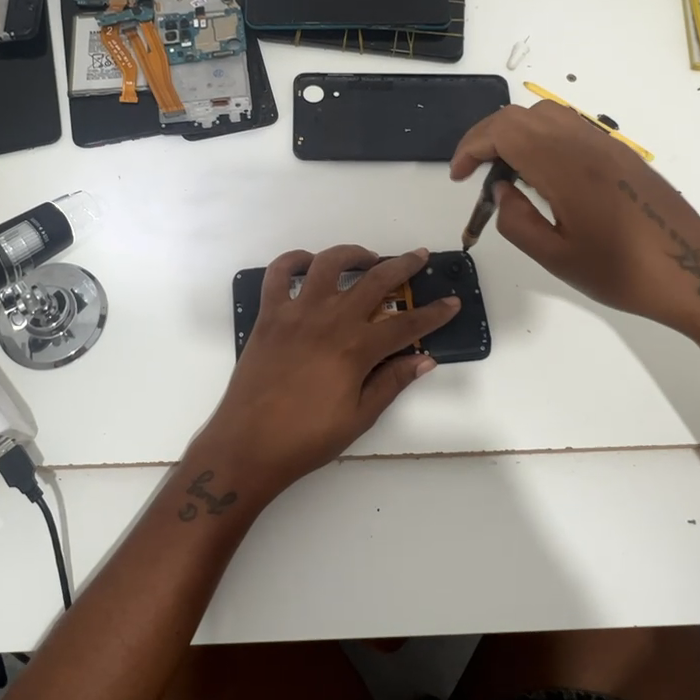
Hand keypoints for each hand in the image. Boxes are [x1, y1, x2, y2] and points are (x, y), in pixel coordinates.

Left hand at [197, 246, 459, 494]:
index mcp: (356, 348)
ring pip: (328, 263)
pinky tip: (308, 264)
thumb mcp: (360, 417)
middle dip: (403, 265)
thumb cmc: (307, 438)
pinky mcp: (269, 314)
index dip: (434, 313)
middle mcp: (330, 320)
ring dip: (352, 254)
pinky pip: (278, 273)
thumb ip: (392, 382)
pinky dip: (293, 260)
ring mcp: (296, 312)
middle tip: (419, 257)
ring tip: (367, 258)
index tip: (452, 302)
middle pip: (375, 280)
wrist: (248, 445)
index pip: (406, 324)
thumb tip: (424, 359)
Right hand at [450, 102, 699, 348]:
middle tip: (475, 174)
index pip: (504, 130)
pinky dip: (543, 138)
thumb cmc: (623, 273)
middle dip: (488, 137)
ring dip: (517, 134)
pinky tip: (544, 176)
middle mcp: (585, 144)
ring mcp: (607, 145)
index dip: (471, 147)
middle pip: (522, 115)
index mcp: (564, 167)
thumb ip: (517, 221)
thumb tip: (500, 191)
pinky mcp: (622, 155)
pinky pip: (572, 127)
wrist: (696, 274)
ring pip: (548, 115)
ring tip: (507, 173)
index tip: (459, 176)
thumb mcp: (557, 258)